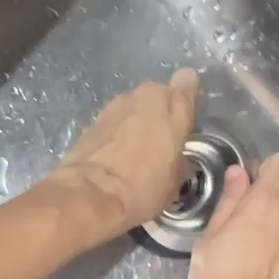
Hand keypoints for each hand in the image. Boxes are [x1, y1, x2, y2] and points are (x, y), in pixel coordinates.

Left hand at [43, 68, 199, 233]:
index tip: (179, 118)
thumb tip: (178, 166)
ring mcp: (116, 105)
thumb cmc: (142, 190)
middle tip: (151, 143)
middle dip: (154, 114)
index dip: (183, 97)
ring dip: (129, 124)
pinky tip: (107, 159)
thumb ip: (178, 165)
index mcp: (176, 108)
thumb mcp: (172, 185)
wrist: (92, 195)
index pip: (187, 82)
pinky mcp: (92, 120)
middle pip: (156, 95)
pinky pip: (109, 124)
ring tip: (126, 154)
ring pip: (130, 108)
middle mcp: (147, 97)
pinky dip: (109, 136)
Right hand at [188, 151, 278, 278]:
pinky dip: (276, 245)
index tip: (246, 187)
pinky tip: (255, 265)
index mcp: (269, 200)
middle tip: (235, 225)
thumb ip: (229, 201)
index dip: (264, 170)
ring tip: (244, 250)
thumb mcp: (211, 236)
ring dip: (270, 225)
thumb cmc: (216, 275)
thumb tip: (239, 173)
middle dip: (263, 202)